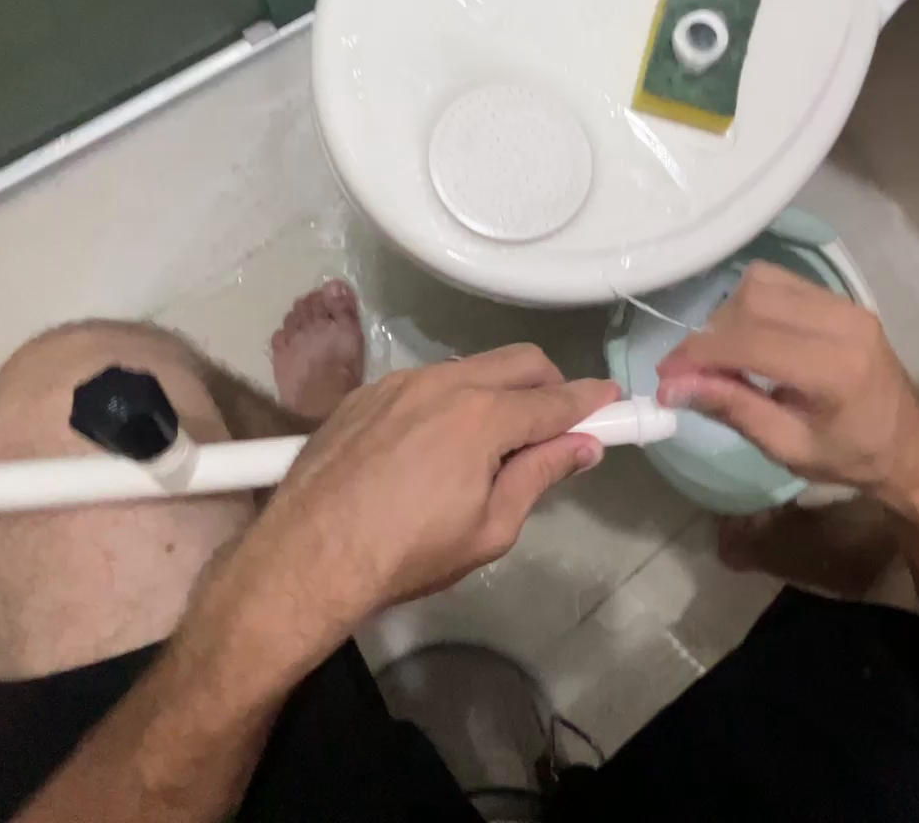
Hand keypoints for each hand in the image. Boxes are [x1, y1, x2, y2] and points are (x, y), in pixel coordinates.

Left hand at [197, 345, 618, 663]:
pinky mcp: (367, 392)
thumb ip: (541, 475)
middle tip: (556, 424)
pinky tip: (434, 445)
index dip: (593, 402)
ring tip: (488, 444)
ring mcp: (401, 382)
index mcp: (482, 417)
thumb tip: (583, 446)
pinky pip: (429, 382)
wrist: (303, 559)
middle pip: (521, 361)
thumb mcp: (491, 528)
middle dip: (551, 384)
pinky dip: (452, 400)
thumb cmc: (407, 554)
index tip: (615, 402)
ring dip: (499, 392)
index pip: (557, 400)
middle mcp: (445, 382)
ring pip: (474, 367)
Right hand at [655, 262, 918, 520]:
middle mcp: (844, 323)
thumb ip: (731, 408)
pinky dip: (752, 303)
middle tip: (692, 371)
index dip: (699, 353)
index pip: (751, 341)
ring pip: (763, 282)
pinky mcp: (842, 298)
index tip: (666, 374)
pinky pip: (781, 281)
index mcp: (836, 369)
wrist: (909, 445)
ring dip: (729, 315)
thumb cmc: (850, 457)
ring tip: (723, 354)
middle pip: (753, 300)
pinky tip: (749, 336)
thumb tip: (672, 387)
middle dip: (711, 334)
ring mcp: (846, 303)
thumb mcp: (786, 447)